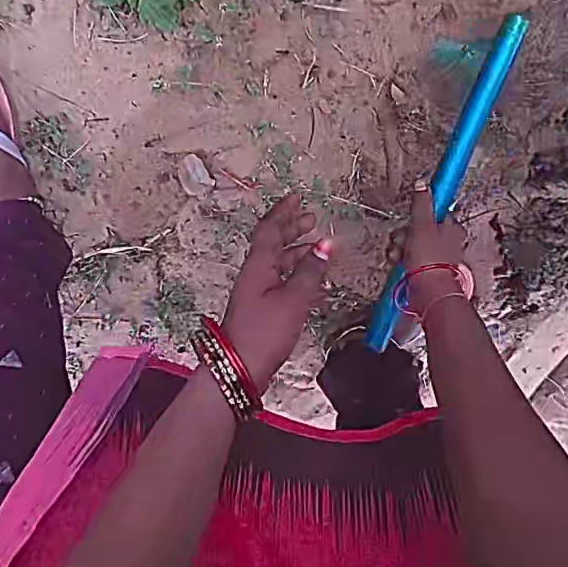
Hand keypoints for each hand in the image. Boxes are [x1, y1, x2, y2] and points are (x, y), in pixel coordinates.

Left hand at [219, 194, 331, 385]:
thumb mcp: (292, 299)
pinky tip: (315, 283)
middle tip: (311, 219)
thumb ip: (310, 272)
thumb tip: (326, 244)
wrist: (240, 368)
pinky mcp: (263, 308)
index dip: (283, 212)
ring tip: (318, 247)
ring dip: (297, 251)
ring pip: (278, 262)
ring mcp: (257, 291)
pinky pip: (282, 281)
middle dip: (292, 228)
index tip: (297, 198)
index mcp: (258, 265)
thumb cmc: (265, 332)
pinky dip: (298, 275)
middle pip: (273, 243)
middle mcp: (255, 273)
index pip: (270, 229)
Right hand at [401, 182, 473, 302]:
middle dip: (405, 233)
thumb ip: (422, 203)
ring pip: (412, 242)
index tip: (411, 219)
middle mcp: (446, 243)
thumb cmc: (431, 260)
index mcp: (452, 229)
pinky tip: (398, 261)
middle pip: (419, 228)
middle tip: (403, 238)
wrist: (428, 291)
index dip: (419, 215)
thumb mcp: (423, 225)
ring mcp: (435, 257)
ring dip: (400, 246)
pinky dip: (401, 257)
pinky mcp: (424, 269)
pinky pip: (408, 256)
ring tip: (399, 253)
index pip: (434, 213)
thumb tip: (422, 183)